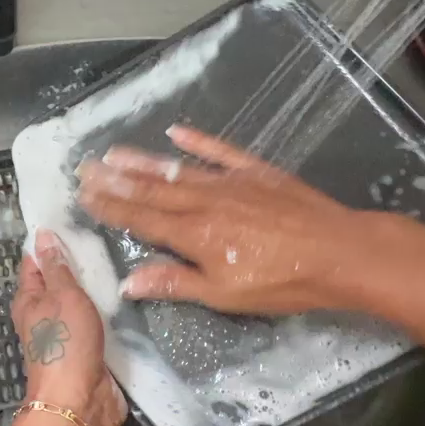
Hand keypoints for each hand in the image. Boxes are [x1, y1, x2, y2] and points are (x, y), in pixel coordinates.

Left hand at [10, 229, 127, 425]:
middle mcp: (44, 315)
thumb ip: (57, 266)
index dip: (50, 241)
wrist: (79, 401)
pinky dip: (108, 310)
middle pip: (60, 280)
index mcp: (28, 300)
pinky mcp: (89, 349)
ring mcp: (67, 333)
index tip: (73, 218)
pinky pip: (98, 322)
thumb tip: (43, 235)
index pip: (36, 261)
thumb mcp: (61, 295)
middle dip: (79, 261)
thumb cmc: (65, 343)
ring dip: (97, 286)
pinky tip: (128, 295)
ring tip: (123, 259)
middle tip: (107, 235)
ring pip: (81, 301)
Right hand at [76, 124, 391, 315]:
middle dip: (115, 180)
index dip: (111, 207)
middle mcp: (204, 201)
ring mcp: (230, 182)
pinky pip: (220, 151)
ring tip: (113, 152)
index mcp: (194, 234)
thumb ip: (175, 284)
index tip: (84, 194)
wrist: (340, 252)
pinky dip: (197, 140)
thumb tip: (128, 282)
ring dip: (142, 161)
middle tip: (85, 167)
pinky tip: (176, 131)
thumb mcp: (225, 295)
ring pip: (177, 168)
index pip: (142, 218)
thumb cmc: (281, 282)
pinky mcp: (256, 171)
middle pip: (151, 190)